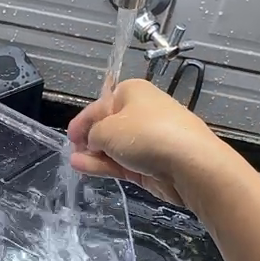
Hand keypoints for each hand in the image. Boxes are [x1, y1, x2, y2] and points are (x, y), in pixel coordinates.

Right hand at [66, 79, 242, 207]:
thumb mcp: (107, 129)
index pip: (99, 105)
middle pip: (108, 126)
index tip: (69, 136)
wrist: (190, 163)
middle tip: (74, 151)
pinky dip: (105, 165)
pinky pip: (122, 162)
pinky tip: (85, 168)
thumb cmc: (146, 134)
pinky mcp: (151, 164)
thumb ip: (92, 135)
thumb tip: (92, 143)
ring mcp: (148, 140)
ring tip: (74, 162)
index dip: (82, 121)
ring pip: (114, 147)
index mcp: (132, 92)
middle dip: (89, 139)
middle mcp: (141, 113)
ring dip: (94, 154)